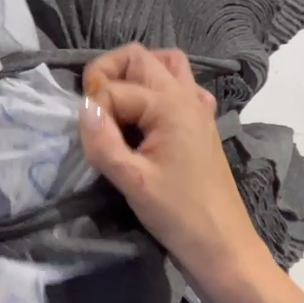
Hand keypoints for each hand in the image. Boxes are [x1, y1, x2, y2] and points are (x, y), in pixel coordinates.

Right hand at [78, 45, 271, 284]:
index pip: (114, 89)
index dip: (94, 111)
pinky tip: (144, 118)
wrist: (221, 244)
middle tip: (91, 111)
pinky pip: (178, 86)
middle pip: (139, 58)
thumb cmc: (177, 214)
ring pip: (163, 64)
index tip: (92, 143)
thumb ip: (102, 142)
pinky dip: (156, 90)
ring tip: (114, 106)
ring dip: (133, 75)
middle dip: (107, 74)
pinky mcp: (199, 123)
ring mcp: (197, 108)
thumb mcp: (132, 181)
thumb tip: (83, 108)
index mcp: (170, 106)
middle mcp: (186, 96)